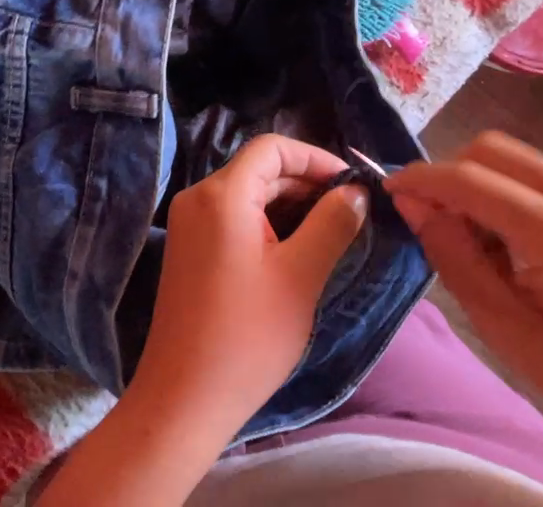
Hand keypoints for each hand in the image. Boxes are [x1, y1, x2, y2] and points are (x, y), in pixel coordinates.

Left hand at [132, 133, 369, 438]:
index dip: (315, 159)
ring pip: (246, 194)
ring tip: (332, 233)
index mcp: (221, 194)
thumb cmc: (248, 335)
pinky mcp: (188, 248)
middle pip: (258, 169)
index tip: (353, 185)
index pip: (271, 148)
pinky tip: (296, 251)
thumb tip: (357, 191)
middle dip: (306, 183)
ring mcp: (188, 223)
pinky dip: (266, 223)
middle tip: (351, 213)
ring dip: (289, 205)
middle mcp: (198, 197)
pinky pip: (232, 218)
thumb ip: (332, 224)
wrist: (185, 394)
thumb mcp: (301, 276)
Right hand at [385, 133, 542, 501]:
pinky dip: (509, 193)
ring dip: (479, 183)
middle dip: (450, 174)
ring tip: (473, 238)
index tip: (386, 190)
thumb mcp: (506, 330)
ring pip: (517, 158)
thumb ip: (452, 254)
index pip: (472, 179)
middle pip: (494, 150)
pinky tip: (509, 241)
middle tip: (431, 220)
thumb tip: (410, 202)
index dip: (421, 179)